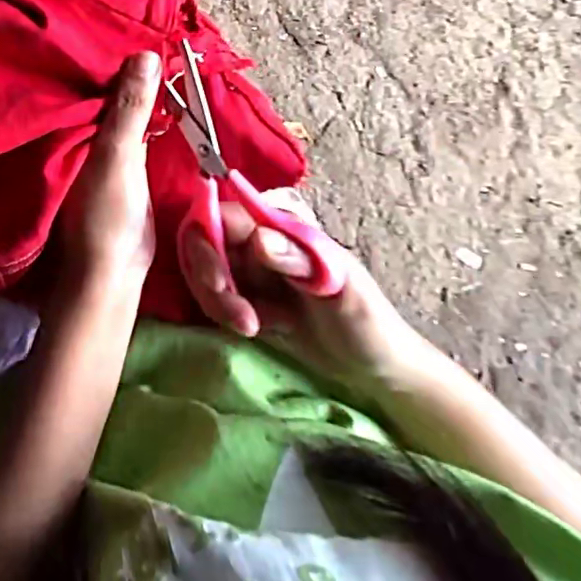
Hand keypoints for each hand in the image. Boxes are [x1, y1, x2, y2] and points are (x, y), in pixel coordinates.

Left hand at [56, 51, 161, 294]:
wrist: (114, 270)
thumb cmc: (106, 212)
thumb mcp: (118, 154)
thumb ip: (130, 108)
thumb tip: (147, 54)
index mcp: (77, 126)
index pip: (96, 79)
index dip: (117, 55)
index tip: (143, 25)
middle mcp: (88, 133)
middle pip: (114, 93)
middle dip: (135, 71)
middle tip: (167, 36)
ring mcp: (108, 150)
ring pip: (129, 111)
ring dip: (147, 93)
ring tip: (175, 60)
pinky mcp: (128, 166)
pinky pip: (140, 131)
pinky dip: (154, 117)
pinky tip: (173, 102)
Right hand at [180, 193, 439, 396]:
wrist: (375, 366)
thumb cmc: (367, 318)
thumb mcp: (342, 288)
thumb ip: (301, 259)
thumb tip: (258, 238)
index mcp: (282, 224)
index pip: (226, 213)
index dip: (208, 239)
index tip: (219, 280)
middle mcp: (259, 238)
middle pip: (205, 240)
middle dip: (209, 277)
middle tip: (239, 315)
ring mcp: (250, 268)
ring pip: (205, 270)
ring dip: (217, 301)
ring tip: (251, 328)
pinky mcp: (245, 297)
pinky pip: (213, 296)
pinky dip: (221, 314)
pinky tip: (253, 330)